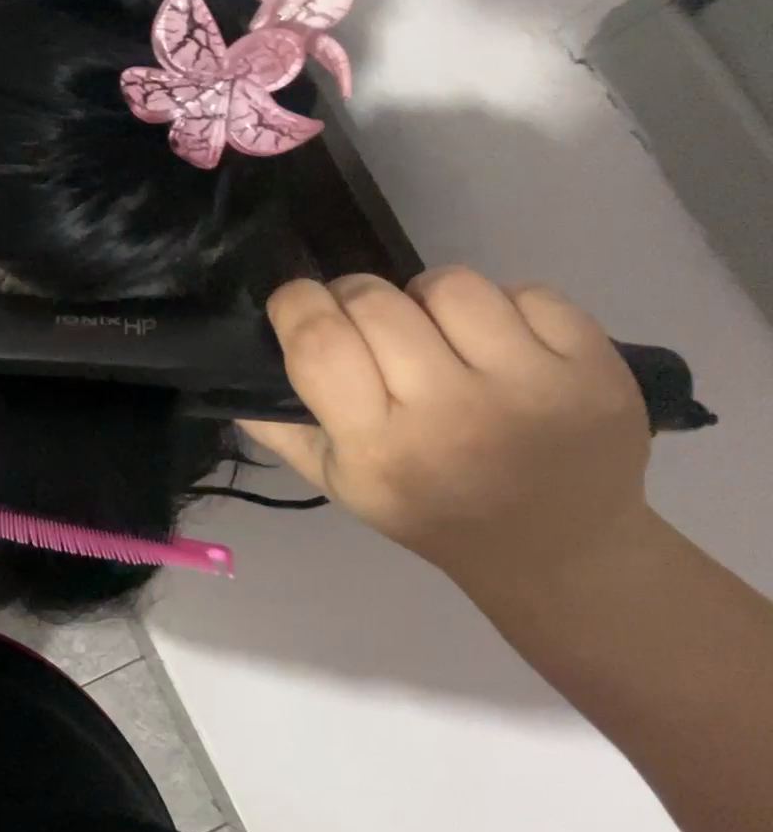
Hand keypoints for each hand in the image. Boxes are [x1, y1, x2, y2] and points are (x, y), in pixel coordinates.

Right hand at [239, 269, 654, 583]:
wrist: (554, 545)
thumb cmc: (424, 512)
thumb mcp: (335, 483)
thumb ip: (280, 428)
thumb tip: (237, 368)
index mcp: (379, 444)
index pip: (320, 342)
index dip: (296, 304)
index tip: (295, 303)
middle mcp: (453, 410)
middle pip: (376, 303)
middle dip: (352, 297)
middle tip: (357, 319)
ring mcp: (532, 384)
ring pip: (450, 285)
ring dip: (424, 297)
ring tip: (429, 330)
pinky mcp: (595, 365)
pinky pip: (527, 292)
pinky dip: (499, 306)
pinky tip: (494, 342)